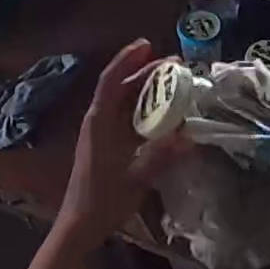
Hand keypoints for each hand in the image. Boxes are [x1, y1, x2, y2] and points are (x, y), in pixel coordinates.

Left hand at [56, 39, 185, 250]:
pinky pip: (123, 115)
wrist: (79, 223)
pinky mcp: (104, 142)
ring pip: (122, 100)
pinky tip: (161, 111)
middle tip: (175, 64)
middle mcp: (97, 121)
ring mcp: (99, 131)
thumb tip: (189, 135)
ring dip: (144, 88)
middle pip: (118, 86)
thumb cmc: (103, 200)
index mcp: (99, 123)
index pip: (111, 81)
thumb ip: (161, 156)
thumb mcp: (136, 179)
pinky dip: (141, 107)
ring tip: (172, 81)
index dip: (127, 60)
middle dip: (143, 71)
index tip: (148, 45)